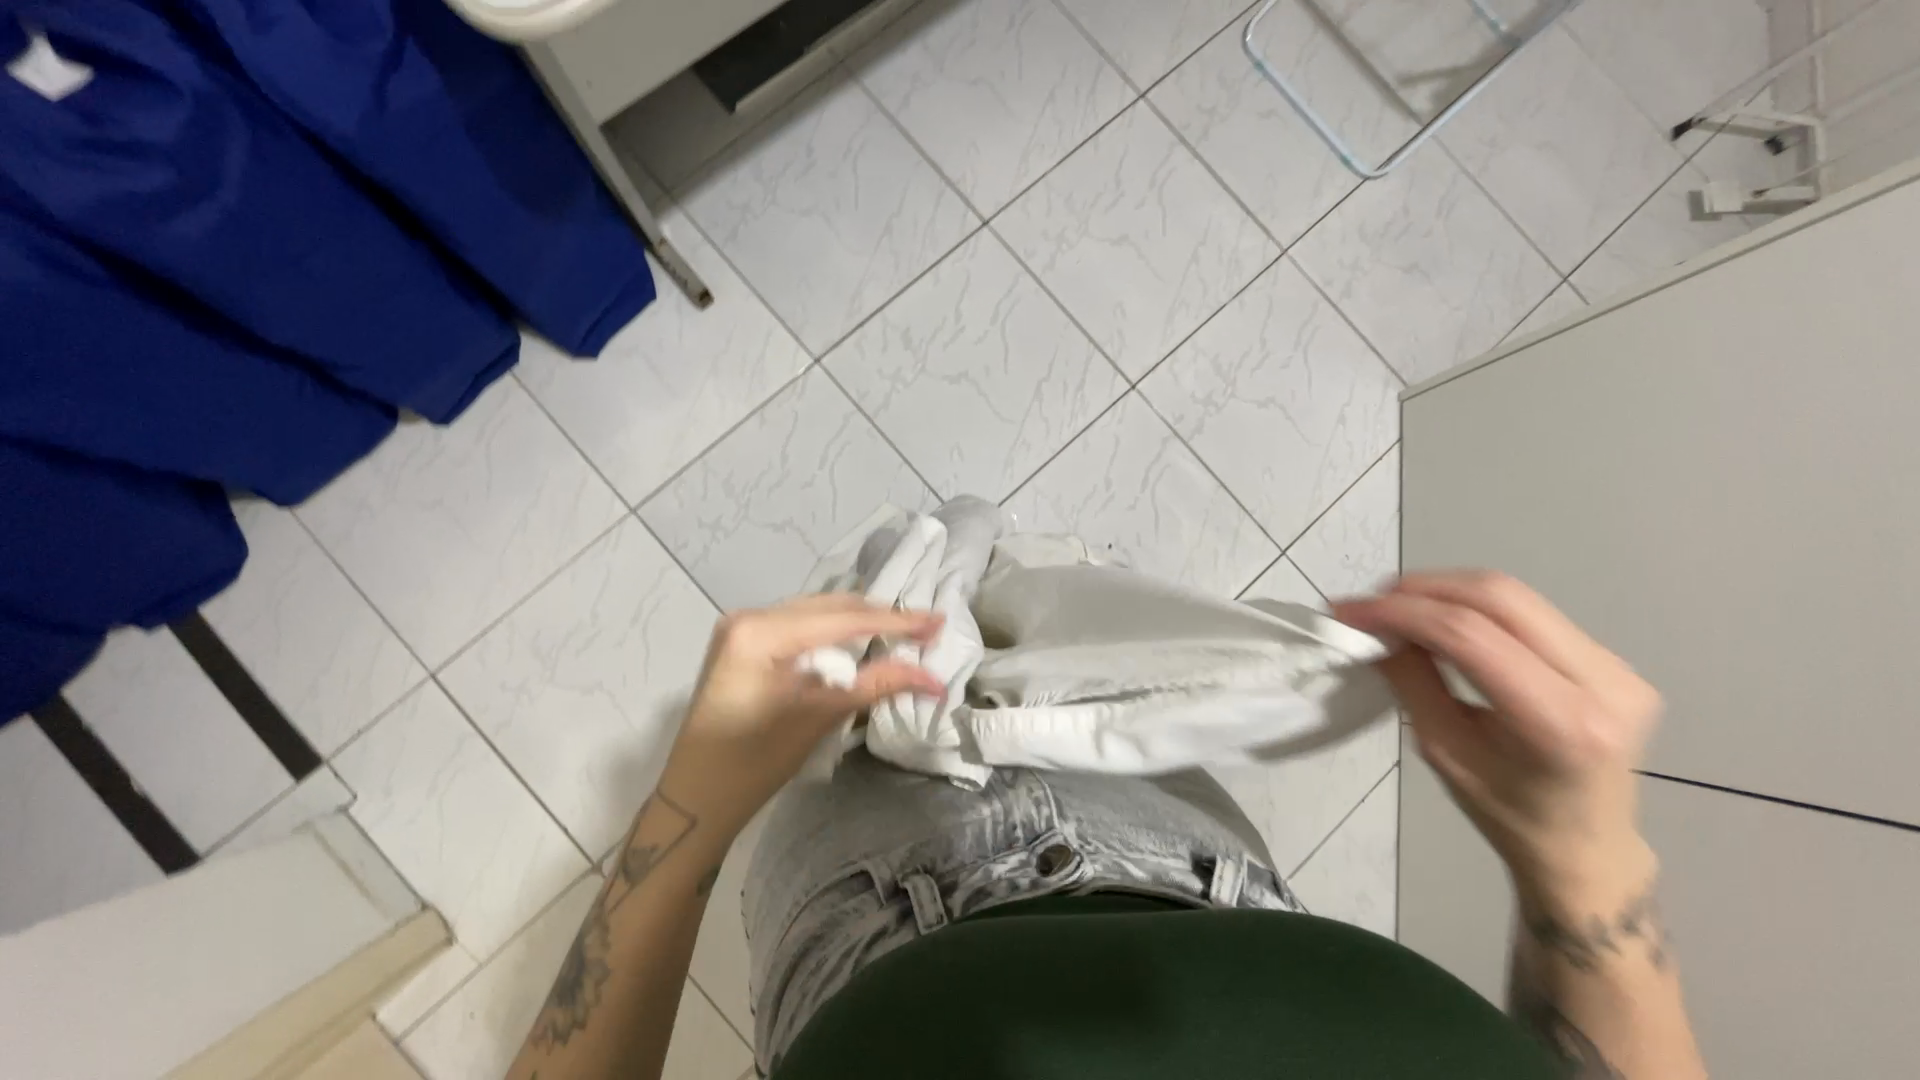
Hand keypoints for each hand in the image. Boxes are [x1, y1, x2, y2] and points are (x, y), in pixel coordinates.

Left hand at [661, 595, 944, 831]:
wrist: (696, 799)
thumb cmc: (751, 764)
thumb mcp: (816, 719)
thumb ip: (874, 685)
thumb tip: (931, 676)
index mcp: (759, 632)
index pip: (841, 619)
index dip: (894, 621)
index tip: (937, 623)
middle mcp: (749, 617)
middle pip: (830, 607)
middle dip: (880, 617)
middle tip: (926, 629)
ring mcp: (743, 628)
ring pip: (817, 613)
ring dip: (859, 624)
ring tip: (903, 634)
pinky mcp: (745, 645)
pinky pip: (801, 627)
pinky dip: (834, 635)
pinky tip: (861, 643)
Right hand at [1333, 572, 1660, 898]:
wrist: (1586, 845)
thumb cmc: (1506, 812)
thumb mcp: (1443, 750)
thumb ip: (1412, 680)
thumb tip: (1376, 627)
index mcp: (1560, 722)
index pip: (1470, 636)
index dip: (1402, 612)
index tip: (1348, 611)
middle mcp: (1603, 682)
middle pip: (1499, 598)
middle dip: (1423, 589)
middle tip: (1371, 602)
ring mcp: (1616, 664)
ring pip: (1514, 595)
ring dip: (1445, 591)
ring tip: (1397, 607)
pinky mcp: (1611, 657)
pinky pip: (1529, 611)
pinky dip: (1472, 606)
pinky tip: (1440, 620)